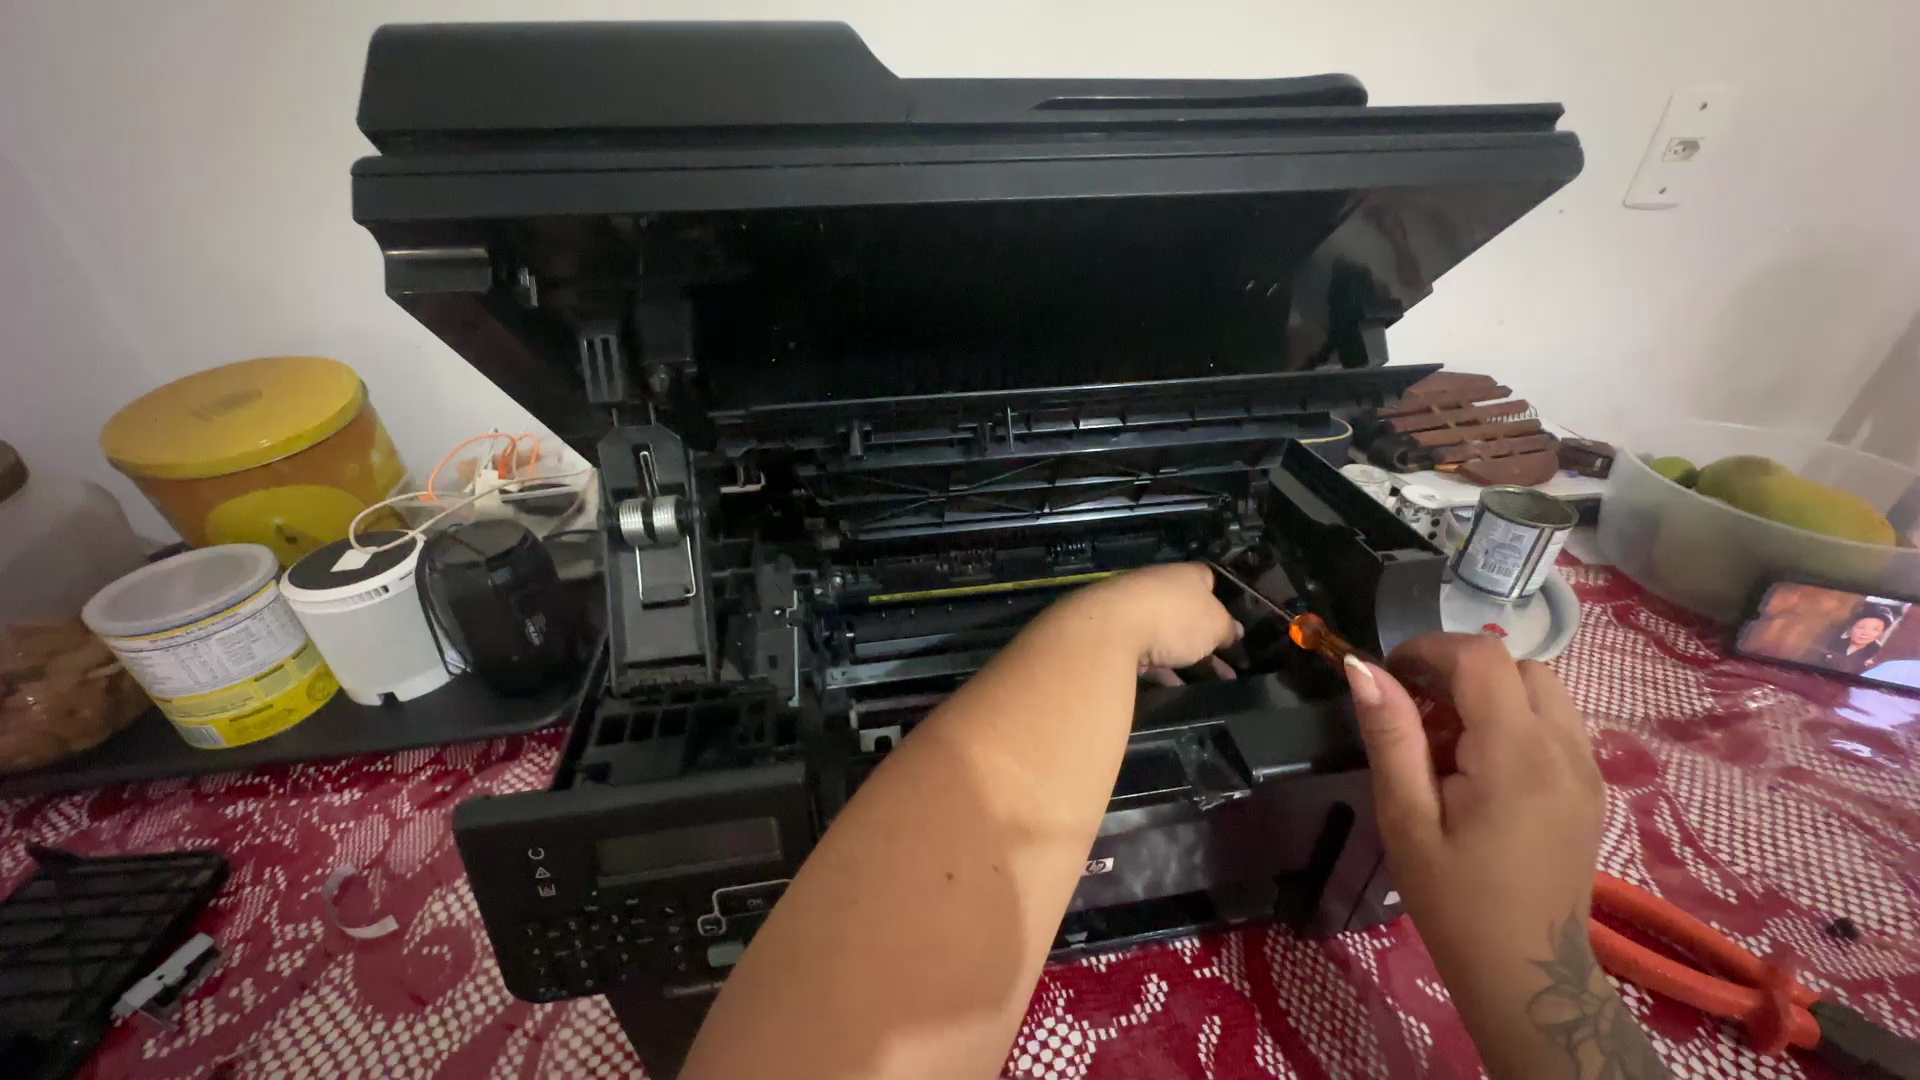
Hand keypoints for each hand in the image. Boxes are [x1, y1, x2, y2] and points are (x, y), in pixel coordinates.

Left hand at [1052, 563, 1242, 670]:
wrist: (1113, 630)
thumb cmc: (1174, 618)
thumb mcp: (1216, 625)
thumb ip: (1227, 628)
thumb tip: (1233, 631)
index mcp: (1185, 575)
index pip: (1210, 581)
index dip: (1225, 602)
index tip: (1236, 627)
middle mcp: (1158, 587)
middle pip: (1188, 613)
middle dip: (1206, 639)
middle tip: (1231, 667)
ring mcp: (1135, 611)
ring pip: (1167, 637)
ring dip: (1187, 660)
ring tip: (1213, 686)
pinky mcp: (1117, 637)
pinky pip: (1146, 656)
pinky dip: (1162, 672)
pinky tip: (1177, 691)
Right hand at [1344, 634, 1646, 1078]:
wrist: (1526, 971)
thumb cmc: (1452, 896)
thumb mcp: (1404, 815)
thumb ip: (1390, 734)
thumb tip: (1362, 667)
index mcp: (1517, 756)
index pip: (1482, 656)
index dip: (1428, 649)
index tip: (1390, 679)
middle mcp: (1566, 750)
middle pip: (1517, 663)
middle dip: (1458, 667)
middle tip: (1415, 709)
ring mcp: (1587, 768)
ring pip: (1542, 687)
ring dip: (1488, 690)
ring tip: (1447, 736)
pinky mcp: (1590, 786)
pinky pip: (1555, 720)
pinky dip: (1512, 715)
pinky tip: (1478, 762)